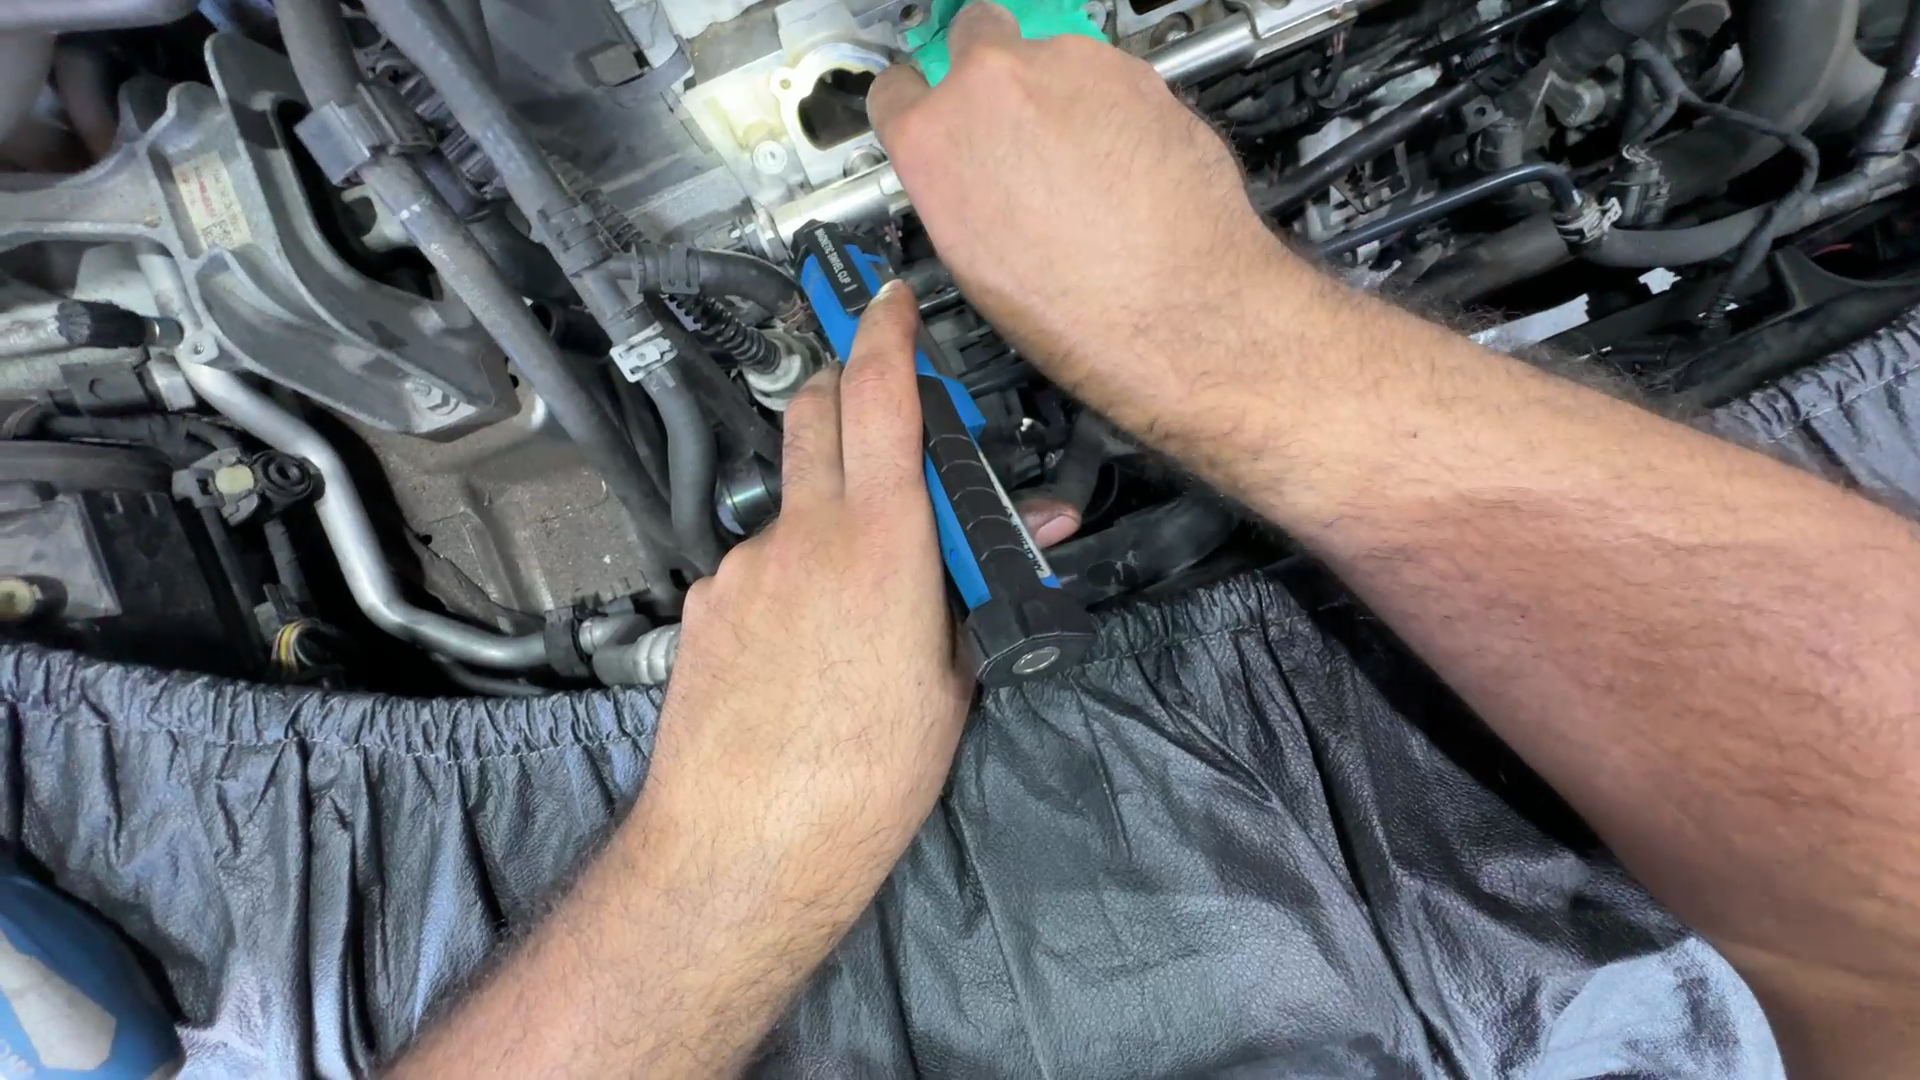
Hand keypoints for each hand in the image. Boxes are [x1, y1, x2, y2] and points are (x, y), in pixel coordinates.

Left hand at [648, 279, 970, 905]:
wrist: (743, 850)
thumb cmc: (869, 775)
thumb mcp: (955, 678)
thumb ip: (982, 585)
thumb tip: (1034, 529)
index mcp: (881, 543)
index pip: (880, 400)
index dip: (885, 335)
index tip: (887, 301)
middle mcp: (804, 535)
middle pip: (814, 413)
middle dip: (846, 389)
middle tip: (884, 418)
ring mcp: (744, 566)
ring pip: (792, 498)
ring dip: (829, 507)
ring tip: (858, 592)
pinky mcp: (707, 603)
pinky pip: (760, 560)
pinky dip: (792, 569)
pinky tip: (806, 639)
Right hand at [867, 4, 1289, 401]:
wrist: (1170, 310)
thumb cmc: (1073, 310)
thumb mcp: (973, 264)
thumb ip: (953, 193)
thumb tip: (962, 181)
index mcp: (936, 139)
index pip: (895, 91)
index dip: (914, 107)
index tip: (928, 112)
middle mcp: (993, 85)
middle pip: (972, 39)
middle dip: (987, 80)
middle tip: (1013, 136)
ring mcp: (1067, 67)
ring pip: (1045, 59)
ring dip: (1055, 101)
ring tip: (1080, 173)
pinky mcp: (1133, 71)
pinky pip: (1104, 77)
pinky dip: (1107, 110)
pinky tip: (1119, 169)